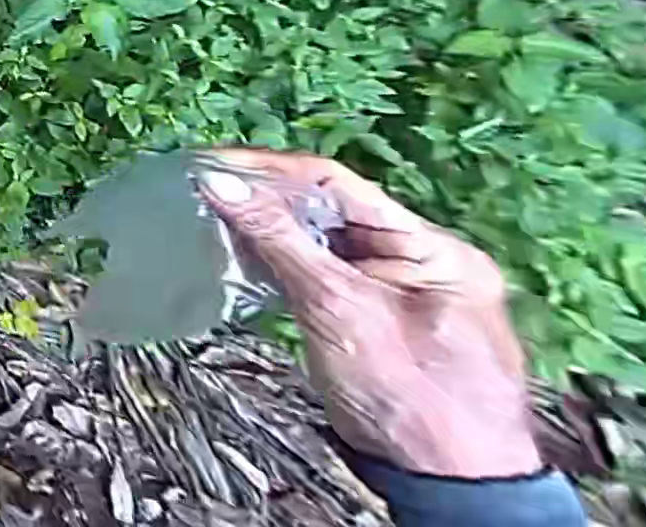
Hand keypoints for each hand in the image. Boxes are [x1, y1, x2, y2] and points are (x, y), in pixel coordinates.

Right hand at [199, 148, 541, 478]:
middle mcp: (414, 254)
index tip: (211, 162)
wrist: (444, 483)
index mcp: (430, 248)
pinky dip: (270, 249)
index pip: (336, 183)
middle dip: (261, 193)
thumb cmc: (404, 392)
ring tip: (207, 207)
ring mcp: (389, 279)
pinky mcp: (362, 301)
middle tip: (201, 183)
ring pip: (312, 230)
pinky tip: (234, 243)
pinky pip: (309, 258)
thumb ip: (276, 238)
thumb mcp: (335, 306)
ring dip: (260, 220)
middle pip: (323, 204)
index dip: (269, 168)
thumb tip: (214, 179)